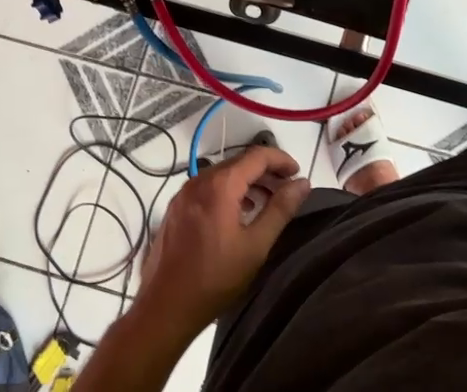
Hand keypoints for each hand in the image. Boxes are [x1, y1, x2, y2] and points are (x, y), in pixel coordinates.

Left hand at [131, 145, 311, 340]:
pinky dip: (228, 191)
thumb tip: (303, 183)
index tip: (298, 174)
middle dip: (266, 171)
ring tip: (265, 202)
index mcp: (220, 186)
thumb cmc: (214, 279)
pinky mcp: (174, 210)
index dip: (281, 160)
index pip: (257, 156)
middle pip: (239, 162)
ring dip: (247, 181)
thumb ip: (281, 210)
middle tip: (286, 189)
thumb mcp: (256, 246)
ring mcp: (183, 195)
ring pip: (222, 175)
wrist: (163, 309)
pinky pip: (207, 188)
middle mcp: (199, 181)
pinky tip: (237, 214)